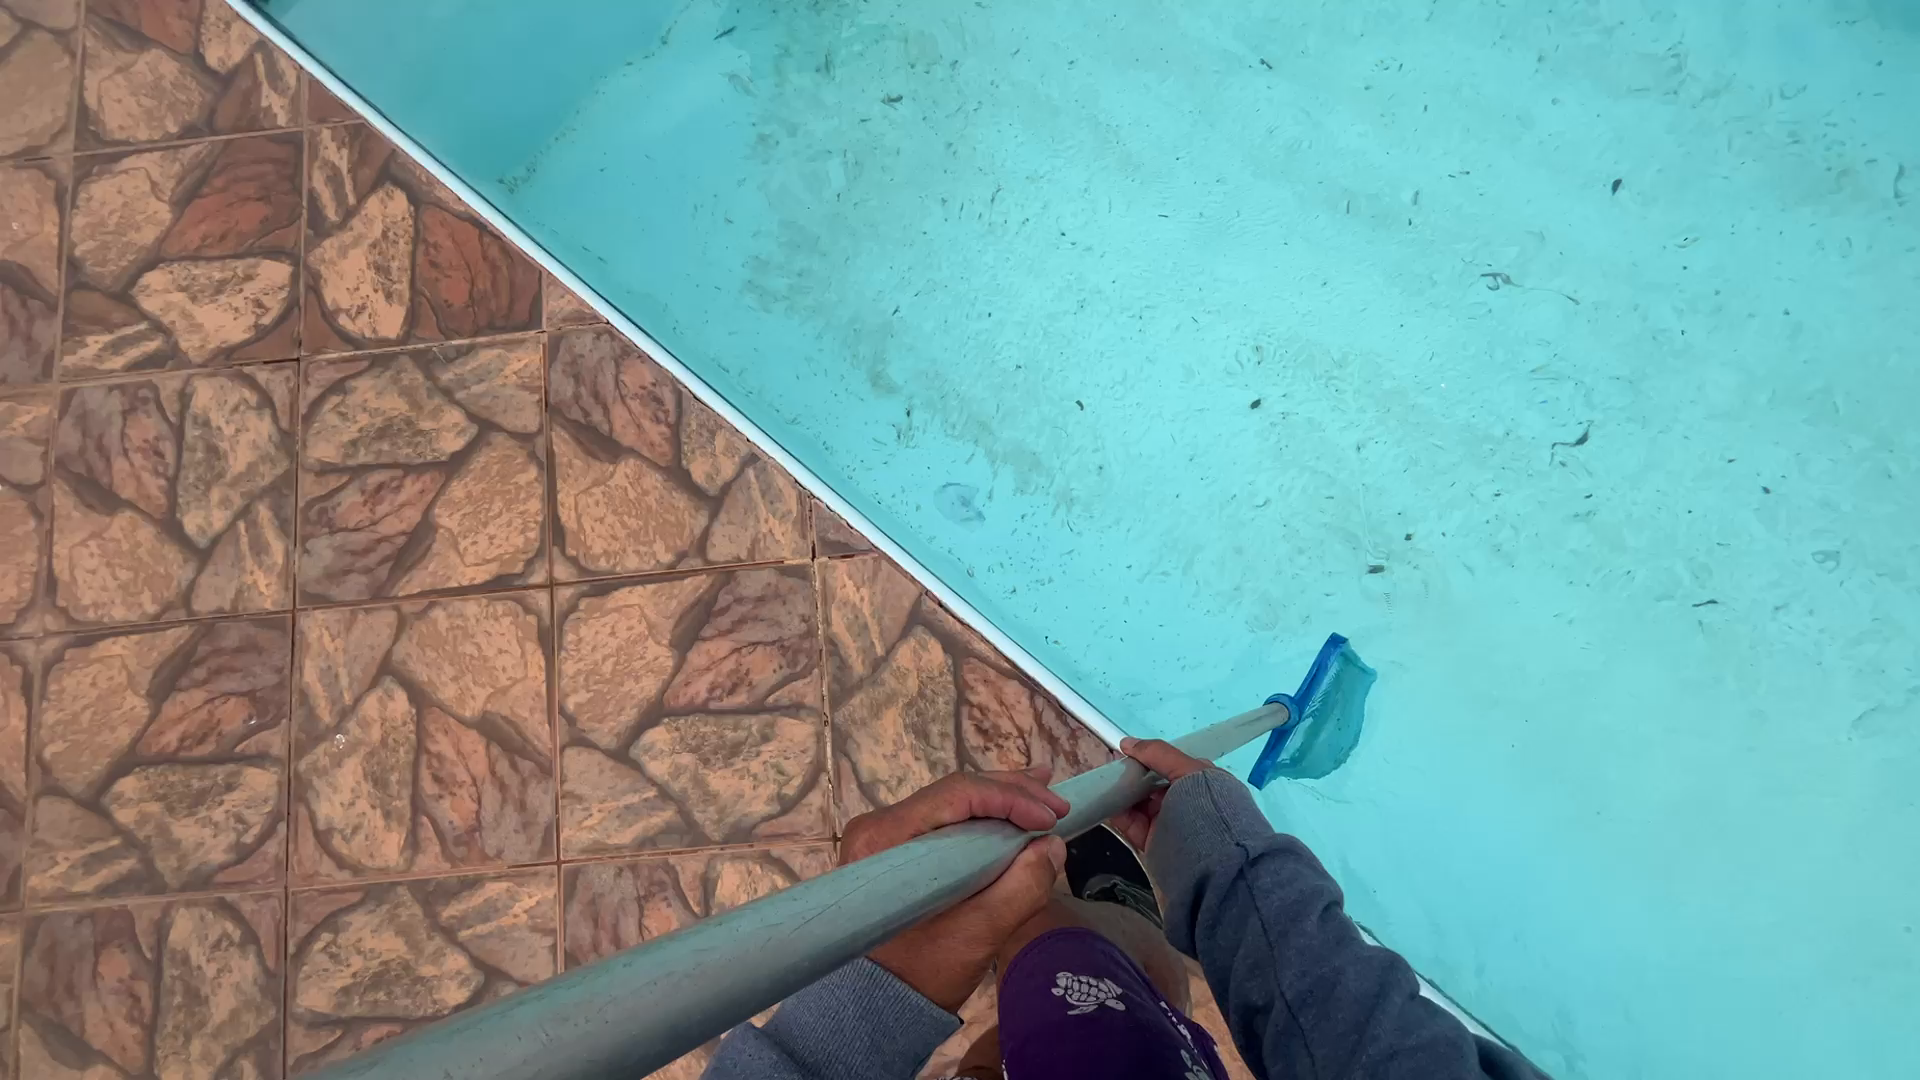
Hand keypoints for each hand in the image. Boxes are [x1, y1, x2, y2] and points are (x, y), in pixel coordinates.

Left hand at [841, 768, 1069, 1011]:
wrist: (870, 1009)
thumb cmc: (920, 975)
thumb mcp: (977, 936)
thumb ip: (1021, 888)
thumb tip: (1054, 846)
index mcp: (887, 836)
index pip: (957, 794)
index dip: (1011, 799)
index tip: (1053, 818)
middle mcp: (880, 822)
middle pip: (956, 792)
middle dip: (1012, 792)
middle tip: (1058, 799)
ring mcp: (885, 833)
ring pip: (953, 802)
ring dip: (1001, 799)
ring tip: (1043, 792)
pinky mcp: (895, 847)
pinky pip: (945, 819)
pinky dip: (982, 816)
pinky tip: (1011, 811)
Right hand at [1108, 737, 1214, 851]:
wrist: (1217, 863)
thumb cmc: (1208, 809)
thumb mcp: (1189, 771)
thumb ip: (1158, 753)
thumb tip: (1128, 743)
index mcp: (1200, 782)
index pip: (1169, 764)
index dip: (1148, 756)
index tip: (1127, 751)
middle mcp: (1184, 801)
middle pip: (1151, 783)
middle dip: (1131, 774)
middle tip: (1112, 765)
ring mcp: (1169, 822)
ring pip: (1139, 802)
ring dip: (1122, 791)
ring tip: (1105, 780)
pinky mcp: (1154, 842)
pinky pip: (1131, 823)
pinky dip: (1117, 811)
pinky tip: (1106, 800)